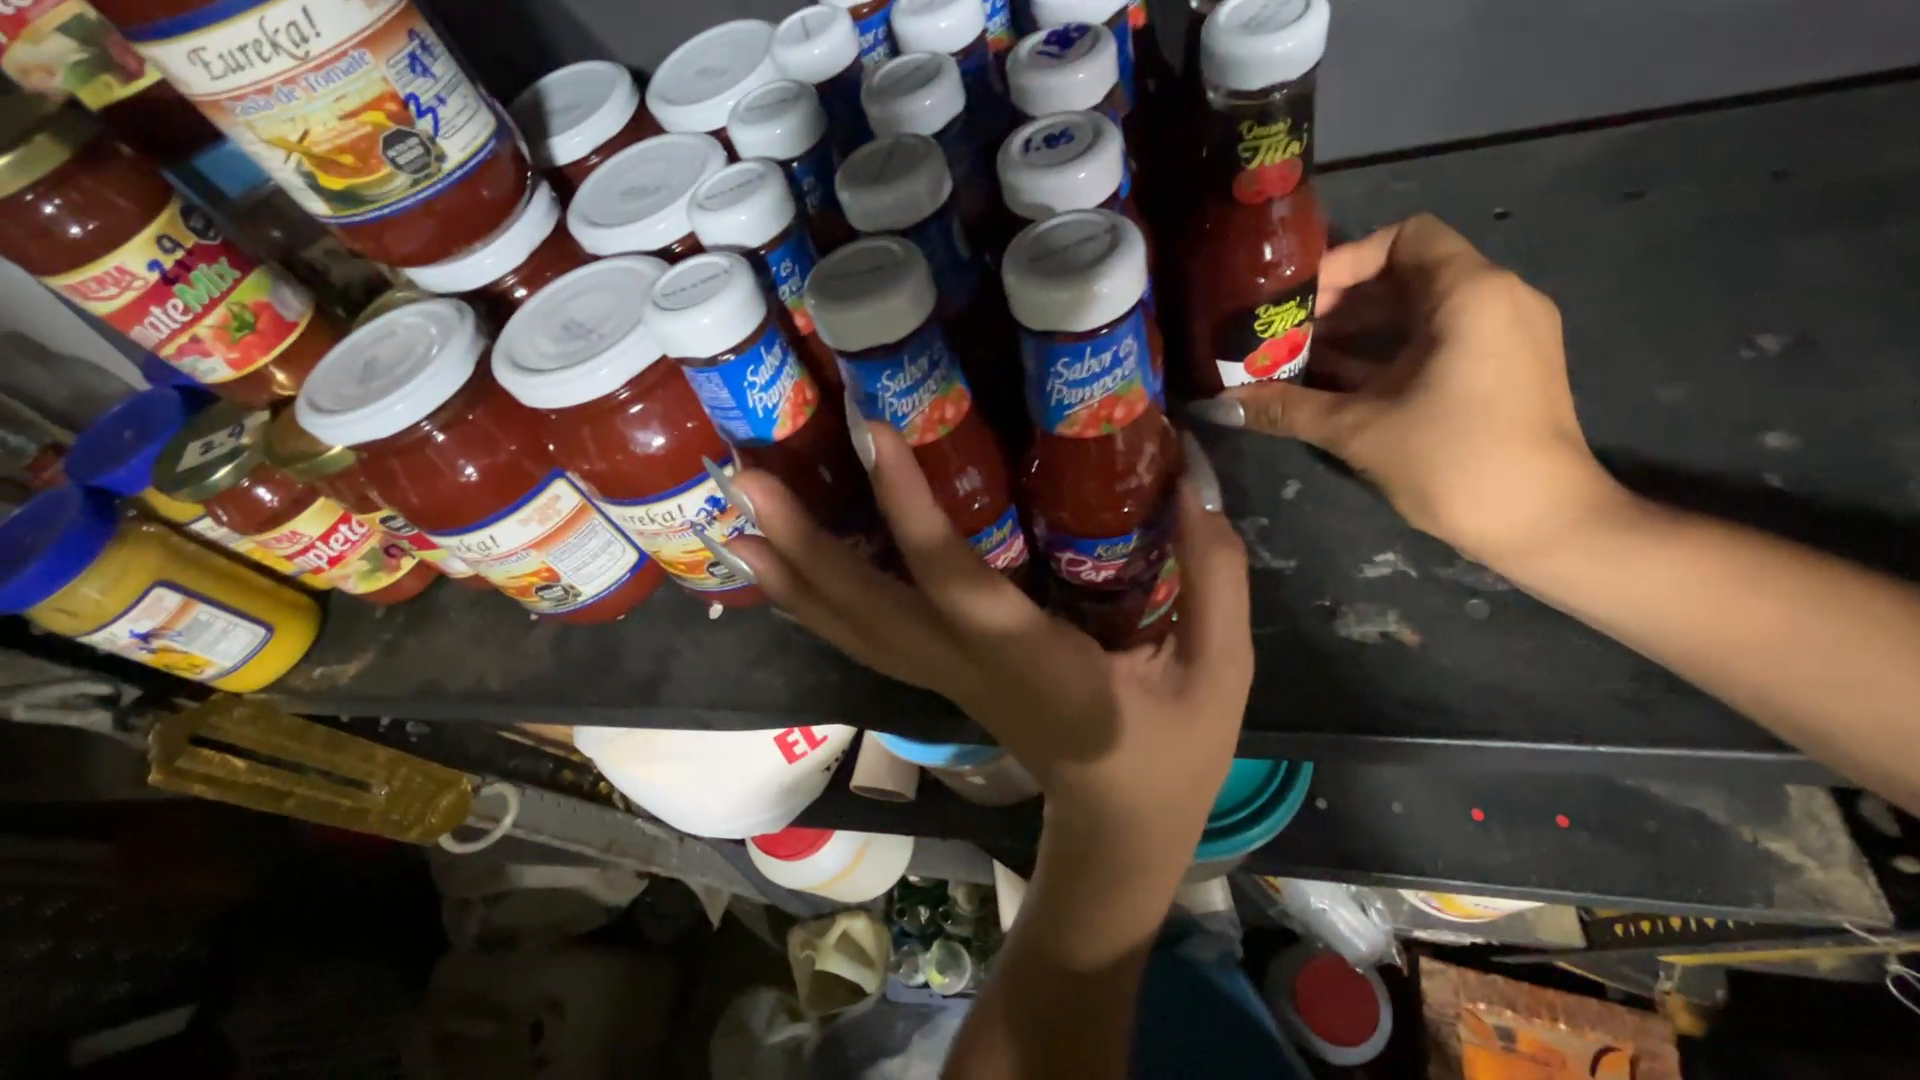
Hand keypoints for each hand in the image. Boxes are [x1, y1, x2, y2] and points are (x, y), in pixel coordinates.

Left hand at [718, 416, 1253, 860]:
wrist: (1118, 829)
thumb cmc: (1170, 754)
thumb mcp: (1221, 672)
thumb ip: (1215, 575)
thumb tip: (1193, 479)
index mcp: (1035, 665)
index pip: (957, 584)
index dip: (910, 511)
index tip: (876, 433)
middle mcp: (969, 670)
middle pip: (866, 613)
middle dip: (803, 548)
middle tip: (744, 478)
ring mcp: (943, 680)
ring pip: (849, 631)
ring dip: (789, 577)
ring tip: (734, 518)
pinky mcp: (938, 678)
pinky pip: (862, 638)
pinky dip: (813, 604)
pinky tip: (779, 568)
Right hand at [1193, 214, 1626, 568]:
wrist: (1545, 524)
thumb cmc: (1453, 461)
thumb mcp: (1359, 431)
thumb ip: (1288, 408)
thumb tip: (1218, 403)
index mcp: (1470, 293)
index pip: (1404, 238)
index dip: (1346, 262)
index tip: (1300, 302)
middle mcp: (1498, 299)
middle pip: (1408, 275)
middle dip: (1342, 303)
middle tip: (1287, 335)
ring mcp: (1507, 336)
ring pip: (1421, 312)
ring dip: (1360, 332)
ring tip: (1302, 362)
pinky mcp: (1506, 370)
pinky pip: (1439, 342)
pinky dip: (1390, 354)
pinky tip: (1340, 385)